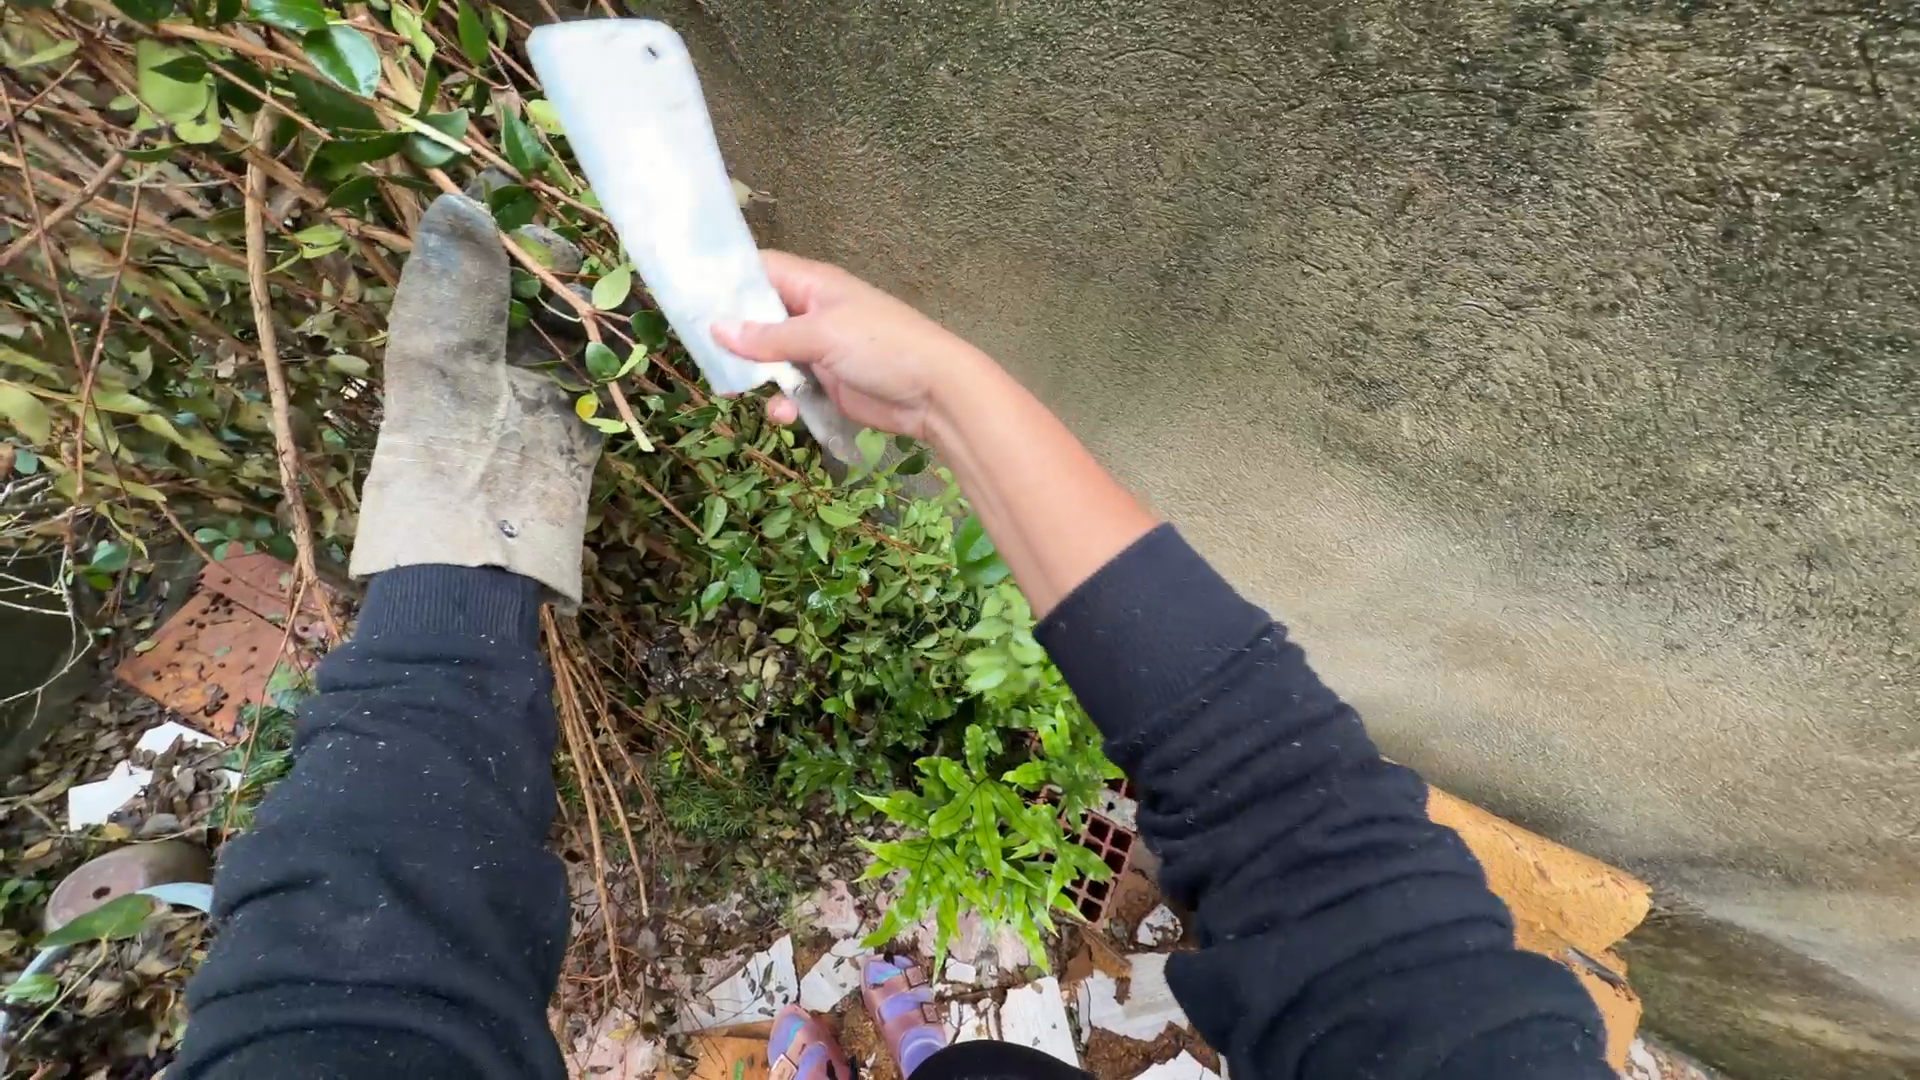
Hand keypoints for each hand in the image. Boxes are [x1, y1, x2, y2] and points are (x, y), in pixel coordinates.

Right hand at [712, 251, 989, 440]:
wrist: (933, 394)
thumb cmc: (884, 346)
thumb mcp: (824, 334)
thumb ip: (771, 336)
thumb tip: (719, 330)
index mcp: (814, 285)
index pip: (759, 271)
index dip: (726, 282)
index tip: (690, 299)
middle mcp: (813, 314)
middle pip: (758, 320)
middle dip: (735, 340)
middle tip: (706, 356)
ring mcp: (820, 352)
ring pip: (772, 361)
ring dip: (758, 378)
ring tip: (740, 392)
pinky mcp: (828, 387)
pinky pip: (793, 392)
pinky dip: (784, 403)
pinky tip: (784, 415)